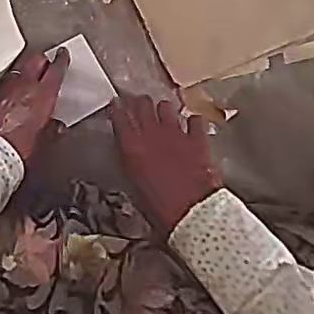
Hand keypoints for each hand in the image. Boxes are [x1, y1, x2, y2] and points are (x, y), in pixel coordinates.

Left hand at [0, 50, 70, 161]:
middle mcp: (26, 85)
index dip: (61, 59)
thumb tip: (56, 125)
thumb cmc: (21, 145)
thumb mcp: (45, 138)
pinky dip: (15, 80)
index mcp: (43, 93)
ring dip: (27, 67)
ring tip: (32, 73)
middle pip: (36, 58)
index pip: (56, 69)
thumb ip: (52, 127)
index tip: (63, 55)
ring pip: (21, 66)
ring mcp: (9, 87)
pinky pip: (9, 79)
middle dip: (42, 59)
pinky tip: (17, 88)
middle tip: (48, 63)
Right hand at [113, 93, 219, 233]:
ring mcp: (176, 133)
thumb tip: (133, 159)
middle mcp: (153, 134)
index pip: (120, 119)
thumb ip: (133, 166)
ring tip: (164, 113)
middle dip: (141, 103)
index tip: (116, 103)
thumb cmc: (159, 208)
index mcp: (133, 148)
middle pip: (143, 105)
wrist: (192, 211)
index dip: (117, 109)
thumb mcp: (135, 188)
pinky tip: (192, 125)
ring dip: (164, 109)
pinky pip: (195, 119)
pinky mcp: (197, 138)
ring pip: (167, 106)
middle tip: (140, 104)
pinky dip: (192, 121)